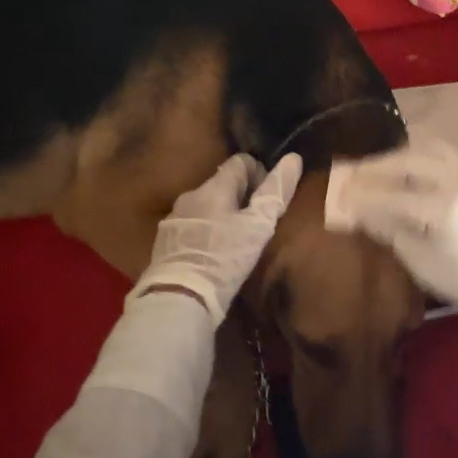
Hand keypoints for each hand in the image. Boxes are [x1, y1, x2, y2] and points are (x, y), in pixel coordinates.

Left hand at [132, 153, 301, 325]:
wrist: (177, 299)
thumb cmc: (223, 259)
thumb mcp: (258, 226)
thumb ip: (276, 191)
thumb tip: (293, 158)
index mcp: (214, 186)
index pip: (241, 161)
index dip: (260, 173)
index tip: (267, 200)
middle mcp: (191, 195)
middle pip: (223, 184)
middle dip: (241, 198)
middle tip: (255, 225)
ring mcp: (174, 218)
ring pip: (206, 205)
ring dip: (222, 216)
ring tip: (234, 242)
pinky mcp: (164, 241)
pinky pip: (192, 225)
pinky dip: (206, 232)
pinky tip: (212, 255)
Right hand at [332, 144, 457, 348]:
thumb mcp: (420, 261)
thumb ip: (389, 229)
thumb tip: (356, 210)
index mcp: (446, 210)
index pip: (394, 195)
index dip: (364, 194)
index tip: (339, 194)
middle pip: (409, 161)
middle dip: (377, 167)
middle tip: (351, 174)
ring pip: (427, 148)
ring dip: (397, 156)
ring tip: (374, 168)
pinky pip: (443, 152)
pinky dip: (419, 154)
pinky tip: (402, 164)